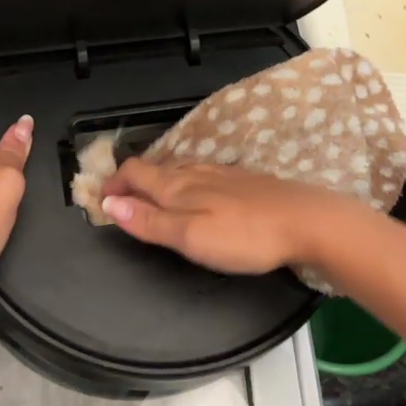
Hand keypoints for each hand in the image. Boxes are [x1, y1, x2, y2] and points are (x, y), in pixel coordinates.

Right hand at [99, 159, 353, 274]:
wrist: (306, 222)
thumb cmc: (245, 235)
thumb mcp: (190, 236)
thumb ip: (149, 221)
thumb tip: (110, 203)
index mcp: (177, 185)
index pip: (133, 172)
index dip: (113, 183)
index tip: (99, 200)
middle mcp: (194, 172)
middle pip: (152, 169)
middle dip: (130, 182)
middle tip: (118, 201)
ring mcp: (220, 174)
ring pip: (176, 171)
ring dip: (155, 182)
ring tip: (148, 199)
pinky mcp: (241, 182)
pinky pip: (199, 176)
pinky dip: (182, 185)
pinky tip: (193, 198)